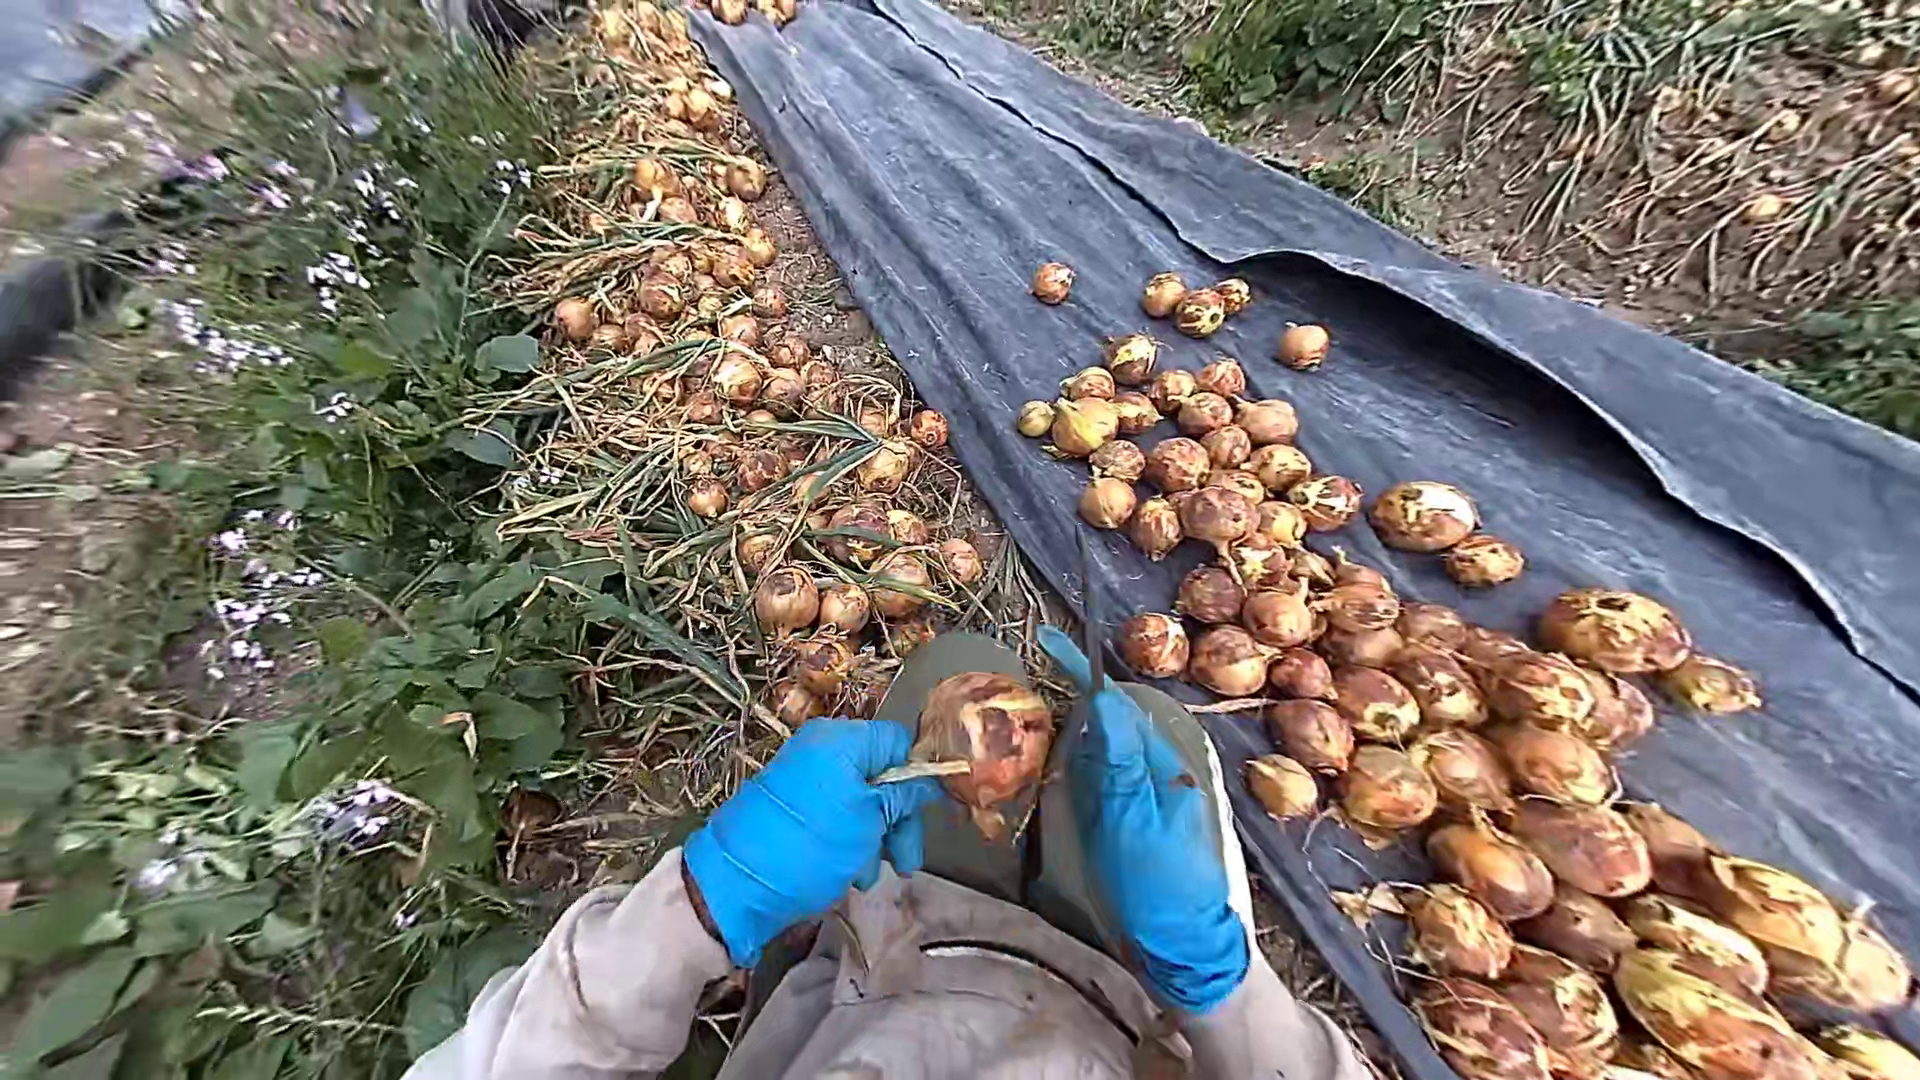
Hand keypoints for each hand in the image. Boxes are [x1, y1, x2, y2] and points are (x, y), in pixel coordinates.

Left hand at [683, 718, 942, 966]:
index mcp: (842, 739)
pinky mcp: (796, 800)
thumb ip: (903, 796)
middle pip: (882, 772)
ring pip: (862, 795)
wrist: (734, 886)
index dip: (915, 776)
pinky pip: (837, 808)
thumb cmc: (811, 846)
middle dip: (897, 817)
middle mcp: (824, 746)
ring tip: (868, 875)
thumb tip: (928, 782)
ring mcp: (807, 773)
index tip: (922, 814)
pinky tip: (851, 872)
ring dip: (875, 835)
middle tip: (905, 859)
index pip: (898, 742)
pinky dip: (851, 837)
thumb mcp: (868, 821)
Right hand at [1039, 626, 1248, 1012]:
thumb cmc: (1163, 889)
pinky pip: (1090, 772)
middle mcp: (1149, 766)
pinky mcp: (1121, 810)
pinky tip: (1047, 768)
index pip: (1115, 702)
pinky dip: (1066, 762)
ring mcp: (1135, 788)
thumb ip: (1120, 761)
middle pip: (1103, 717)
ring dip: (1062, 729)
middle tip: (1023, 690)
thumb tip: (1102, 698)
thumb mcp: (1138, 823)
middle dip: (1066, 695)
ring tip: (1025, 726)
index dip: (1081, 668)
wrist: (1184, 954)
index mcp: (1161, 761)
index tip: (1046, 638)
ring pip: (1094, 742)